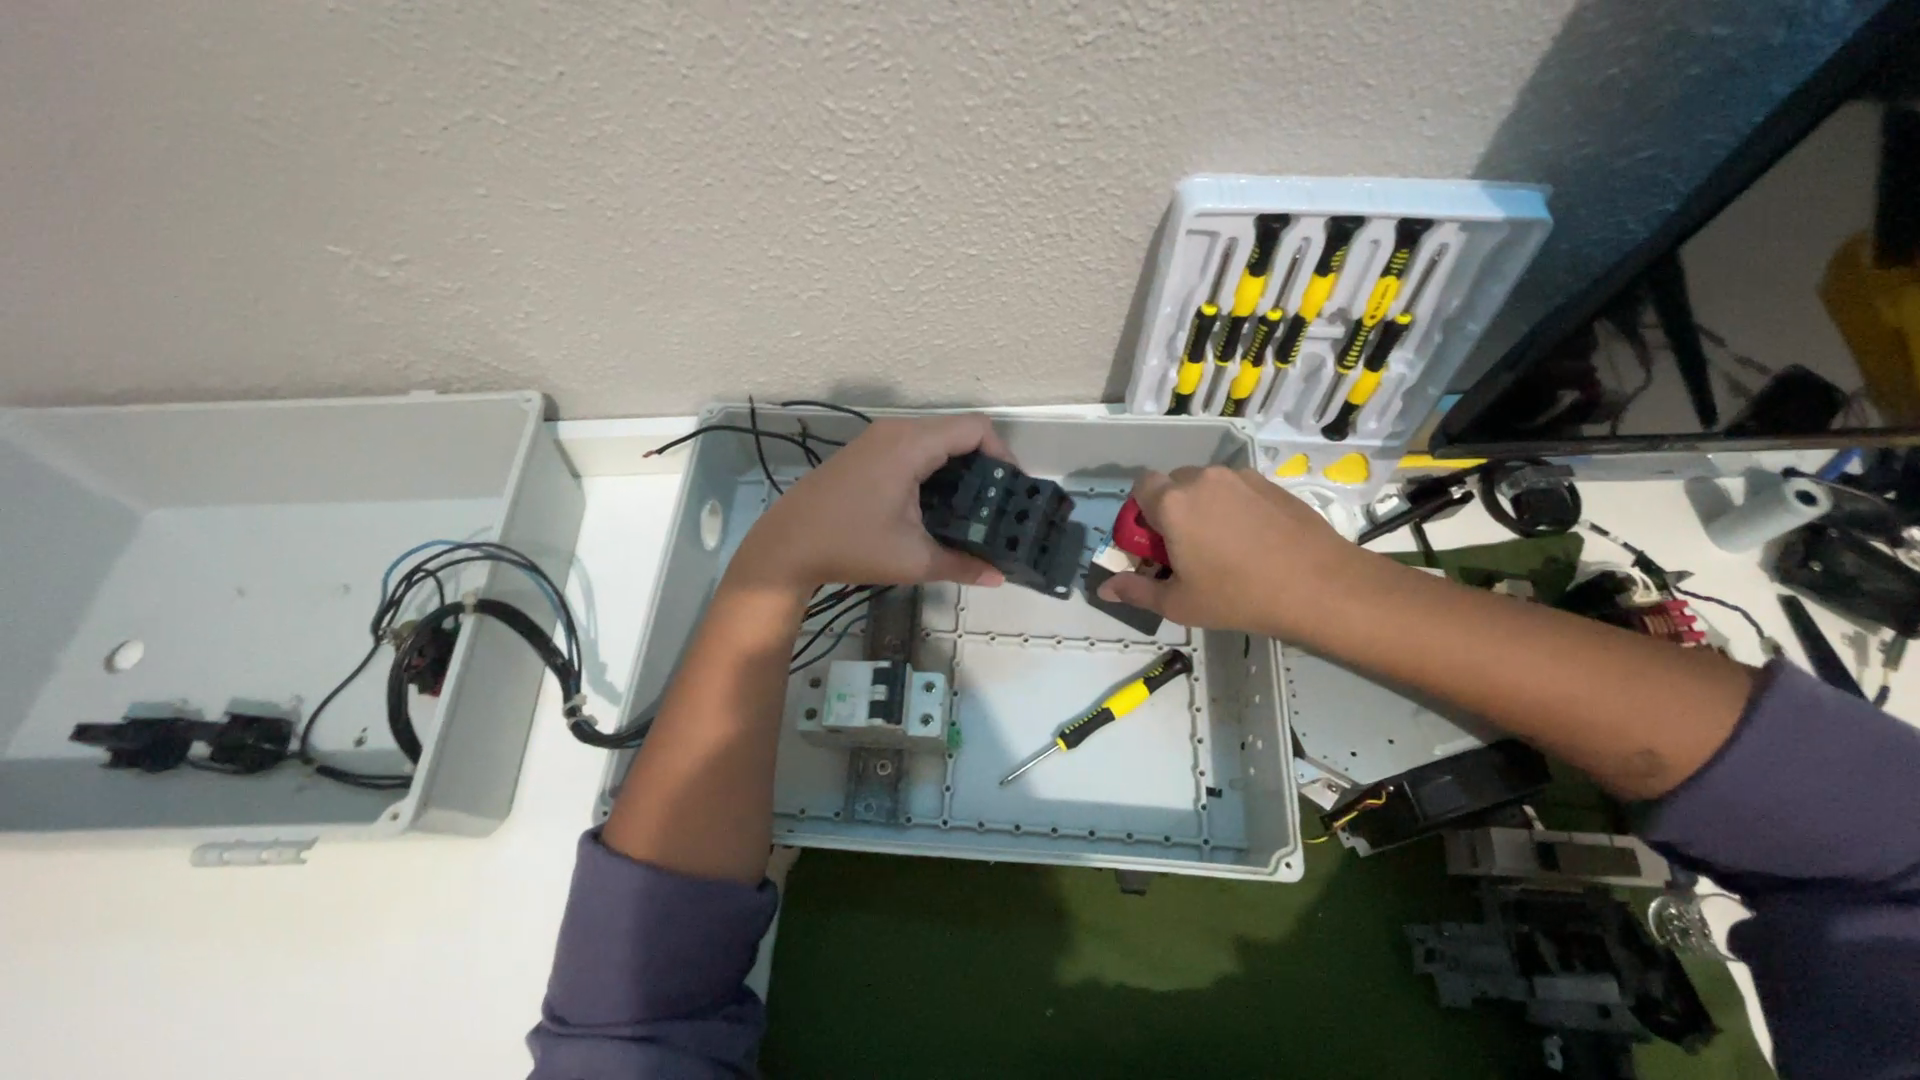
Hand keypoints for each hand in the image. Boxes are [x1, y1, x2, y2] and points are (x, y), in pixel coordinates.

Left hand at [728, 414, 1013, 592]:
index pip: (975, 429)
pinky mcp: (866, 453)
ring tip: (974, 508)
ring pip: (935, 440)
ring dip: (959, 468)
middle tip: (999, 504)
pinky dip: (935, 469)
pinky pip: (914, 448)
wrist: (786, 546)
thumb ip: (961, 565)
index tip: (1013, 491)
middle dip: (984, 465)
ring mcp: (877, 439)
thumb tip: (999, 577)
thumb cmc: (849, 546)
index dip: (1004, 455)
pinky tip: (938, 505)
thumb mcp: (912, 559)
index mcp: (911, 445)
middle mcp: (896, 432)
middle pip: (957, 432)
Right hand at [1095, 466, 1362, 637]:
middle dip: (1171, 510)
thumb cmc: (1238, 596)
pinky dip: (1233, 508)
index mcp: (1173, 503)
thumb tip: (1105, 589)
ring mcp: (1240, 478)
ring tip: (1221, 546)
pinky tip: (1252, 541)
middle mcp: (1203, 479)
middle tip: (1185, 549)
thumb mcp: (1179, 603)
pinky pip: (1237, 489)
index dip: (1140, 513)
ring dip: (1203, 507)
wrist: (1317, 585)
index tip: (1153, 544)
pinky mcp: (1270, 484)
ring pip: (1207, 485)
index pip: (1140, 486)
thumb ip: (1136, 591)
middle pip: (1173, 484)